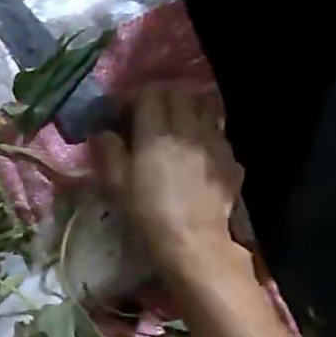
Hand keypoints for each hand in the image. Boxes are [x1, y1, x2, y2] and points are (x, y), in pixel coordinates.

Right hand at [96, 89, 246, 276]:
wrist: (194, 243)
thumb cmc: (148, 215)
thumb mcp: (116, 186)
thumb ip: (109, 152)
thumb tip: (104, 132)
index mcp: (156, 132)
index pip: (149, 93)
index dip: (134, 98)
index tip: (125, 114)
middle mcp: (188, 128)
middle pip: (178, 94)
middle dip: (161, 100)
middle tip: (149, 118)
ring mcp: (214, 141)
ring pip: (204, 106)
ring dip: (188, 109)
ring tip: (177, 128)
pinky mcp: (231, 158)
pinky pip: (218, 132)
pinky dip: (206, 133)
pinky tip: (198, 153)